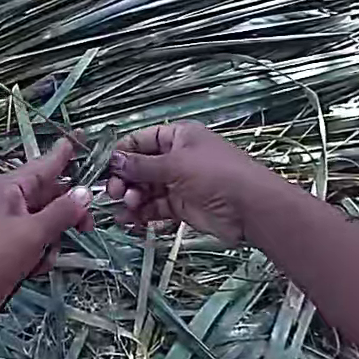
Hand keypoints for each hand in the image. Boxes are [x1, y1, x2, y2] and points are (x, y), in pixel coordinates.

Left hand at [0, 139, 92, 313]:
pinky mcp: (11, 245)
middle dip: (68, 212)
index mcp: (11, 187)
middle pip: (51, 195)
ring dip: (53, 239)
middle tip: (87, 227)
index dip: (64, 153)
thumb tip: (86, 192)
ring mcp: (11, 223)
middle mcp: (11, 200)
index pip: (45, 164)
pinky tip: (34, 269)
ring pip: (48, 221)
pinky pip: (38, 241)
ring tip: (43, 257)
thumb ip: (62, 212)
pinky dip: (41, 254)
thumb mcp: (33, 232)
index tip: (81, 137)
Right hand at [104, 122, 279, 245]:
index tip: (106, 170)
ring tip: (126, 209)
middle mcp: (176, 157)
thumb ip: (142, 165)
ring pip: (145, 189)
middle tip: (115, 193)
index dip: (122, 154)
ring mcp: (178, 183)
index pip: (140, 141)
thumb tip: (113, 161)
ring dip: (132, 199)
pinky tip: (131, 221)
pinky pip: (155, 207)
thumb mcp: (176, 164)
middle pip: (139, 167)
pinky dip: (142, 214)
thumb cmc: (217, 175)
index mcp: (177, 137)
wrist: (252, 209)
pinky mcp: (181, 206)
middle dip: (125, 180)